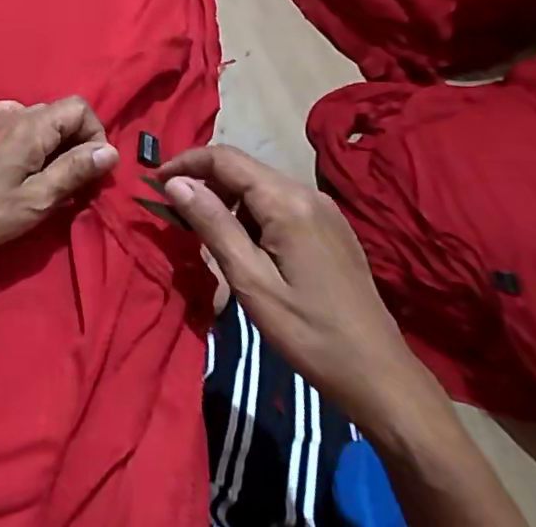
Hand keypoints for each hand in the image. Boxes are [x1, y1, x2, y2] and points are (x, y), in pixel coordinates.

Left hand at [0, 98, 119, 274]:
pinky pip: (17, 124)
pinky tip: (27, 164)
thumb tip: (110, 151)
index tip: (93, 170)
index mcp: (30, 126)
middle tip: (78, 183)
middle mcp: (13, 115)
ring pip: (41, 120)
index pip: (78, 107)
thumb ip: (74, 170)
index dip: (95, 134)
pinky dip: (32, 140)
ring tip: (55, 181)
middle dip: (79, 143)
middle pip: (61, 113)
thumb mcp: (39, 199)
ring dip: (57, 145)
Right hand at [155, 146, 450, 436]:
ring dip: (225, 199)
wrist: (379, 376)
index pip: (224, 158)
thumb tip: (175, 182)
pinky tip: (241, 244)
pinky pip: (278, 203)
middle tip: (173, 211)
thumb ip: (212, 224)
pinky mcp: (330, 228)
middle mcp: (307, 194)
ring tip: (203, 233)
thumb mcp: (250, 280)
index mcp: (287, 201)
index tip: (155, 184)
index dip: (184, 164)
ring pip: (259, 186)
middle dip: (202, 181)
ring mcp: (323, 210)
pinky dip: (248, 213)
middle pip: (242, 168)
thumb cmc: (308, 332)